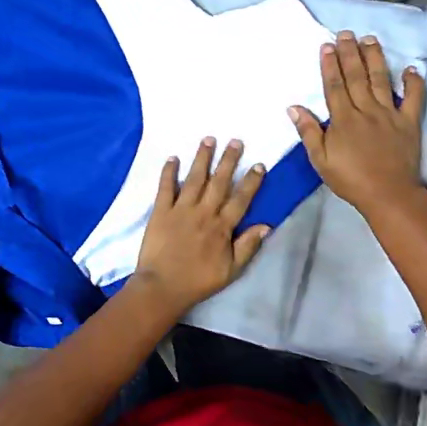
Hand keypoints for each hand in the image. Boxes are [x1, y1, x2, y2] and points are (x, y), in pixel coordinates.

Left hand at [128, 137, 270, 315]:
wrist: (162, 286)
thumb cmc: (198, 281)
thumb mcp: (231, 270)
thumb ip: (248, 246)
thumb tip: (266, 225)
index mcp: (222, 227)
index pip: (240, 199)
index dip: (251, 181)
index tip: (259, 164)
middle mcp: (203, 212)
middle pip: (219, 182)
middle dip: (228, 160)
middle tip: (236, 141)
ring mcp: (180, 210)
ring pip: (194, 179)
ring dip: (202, 158)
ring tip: (208, 139)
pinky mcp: (160, 211)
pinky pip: (165, 187)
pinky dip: (169, 172)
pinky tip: (173, 158)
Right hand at [290, 30, 426, 216]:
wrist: (388, 193)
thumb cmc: (349, 178)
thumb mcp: (320, 159)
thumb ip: (309, 132)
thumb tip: (294, 107)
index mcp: (343, 119)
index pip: (334, 86)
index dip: (330, 65)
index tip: (327, 46)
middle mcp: (366, 110)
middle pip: (357, 77)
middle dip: (350, 54)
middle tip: (346, 33)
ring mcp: (390, 114)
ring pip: (381, 81)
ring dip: (375, 59)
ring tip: (370, 40)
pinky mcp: (409, 123)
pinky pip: (413, 99)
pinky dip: (413, 83)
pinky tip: (410, 69)